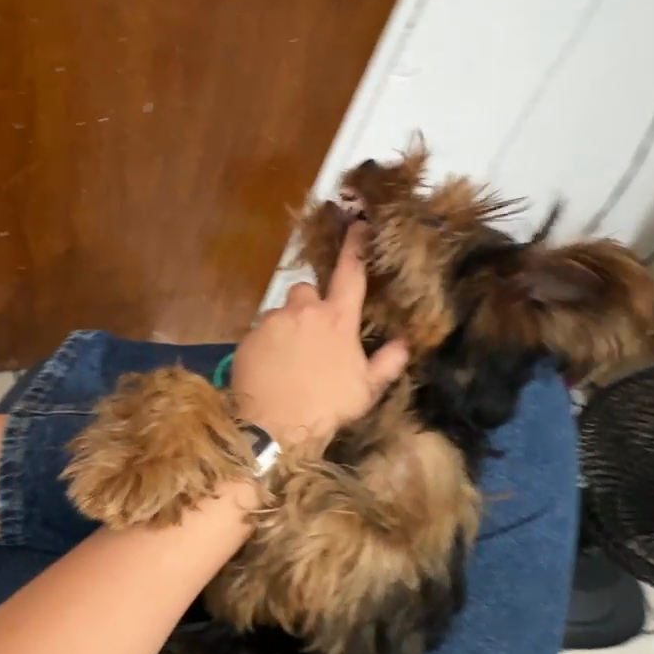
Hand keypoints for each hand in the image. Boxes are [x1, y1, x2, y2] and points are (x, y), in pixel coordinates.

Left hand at [229, 223, 408, 449]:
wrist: (277, 428)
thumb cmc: (328, 408)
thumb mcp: (366, 390)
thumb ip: (387, 362)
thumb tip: (404, 343)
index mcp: (338, 319)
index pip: (350, 272)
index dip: (355, 246)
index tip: (357, 224)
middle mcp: (304, 311)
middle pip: (307, 291)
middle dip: (310, 306)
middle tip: (312, 337)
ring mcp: (273, 322)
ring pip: (281, 312)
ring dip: (287, 326)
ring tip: (290, 358)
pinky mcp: (249, 337)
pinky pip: (260, 332)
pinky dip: (267, 344)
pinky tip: (271, 369)